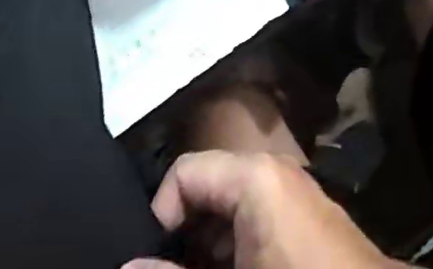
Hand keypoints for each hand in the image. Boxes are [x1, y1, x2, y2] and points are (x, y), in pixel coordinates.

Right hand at [123, 151, 402, 268]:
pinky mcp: (306, 223)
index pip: (185, 173)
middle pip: (207, 192)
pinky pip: (255, 226)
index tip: (150, 265)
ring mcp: (294, 196)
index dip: (159, 218)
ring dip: (207, 251)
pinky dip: (235, 252)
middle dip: (183, 240)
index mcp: (255, 176)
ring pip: (229, 213)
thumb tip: (127, 268)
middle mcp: (274, 174)